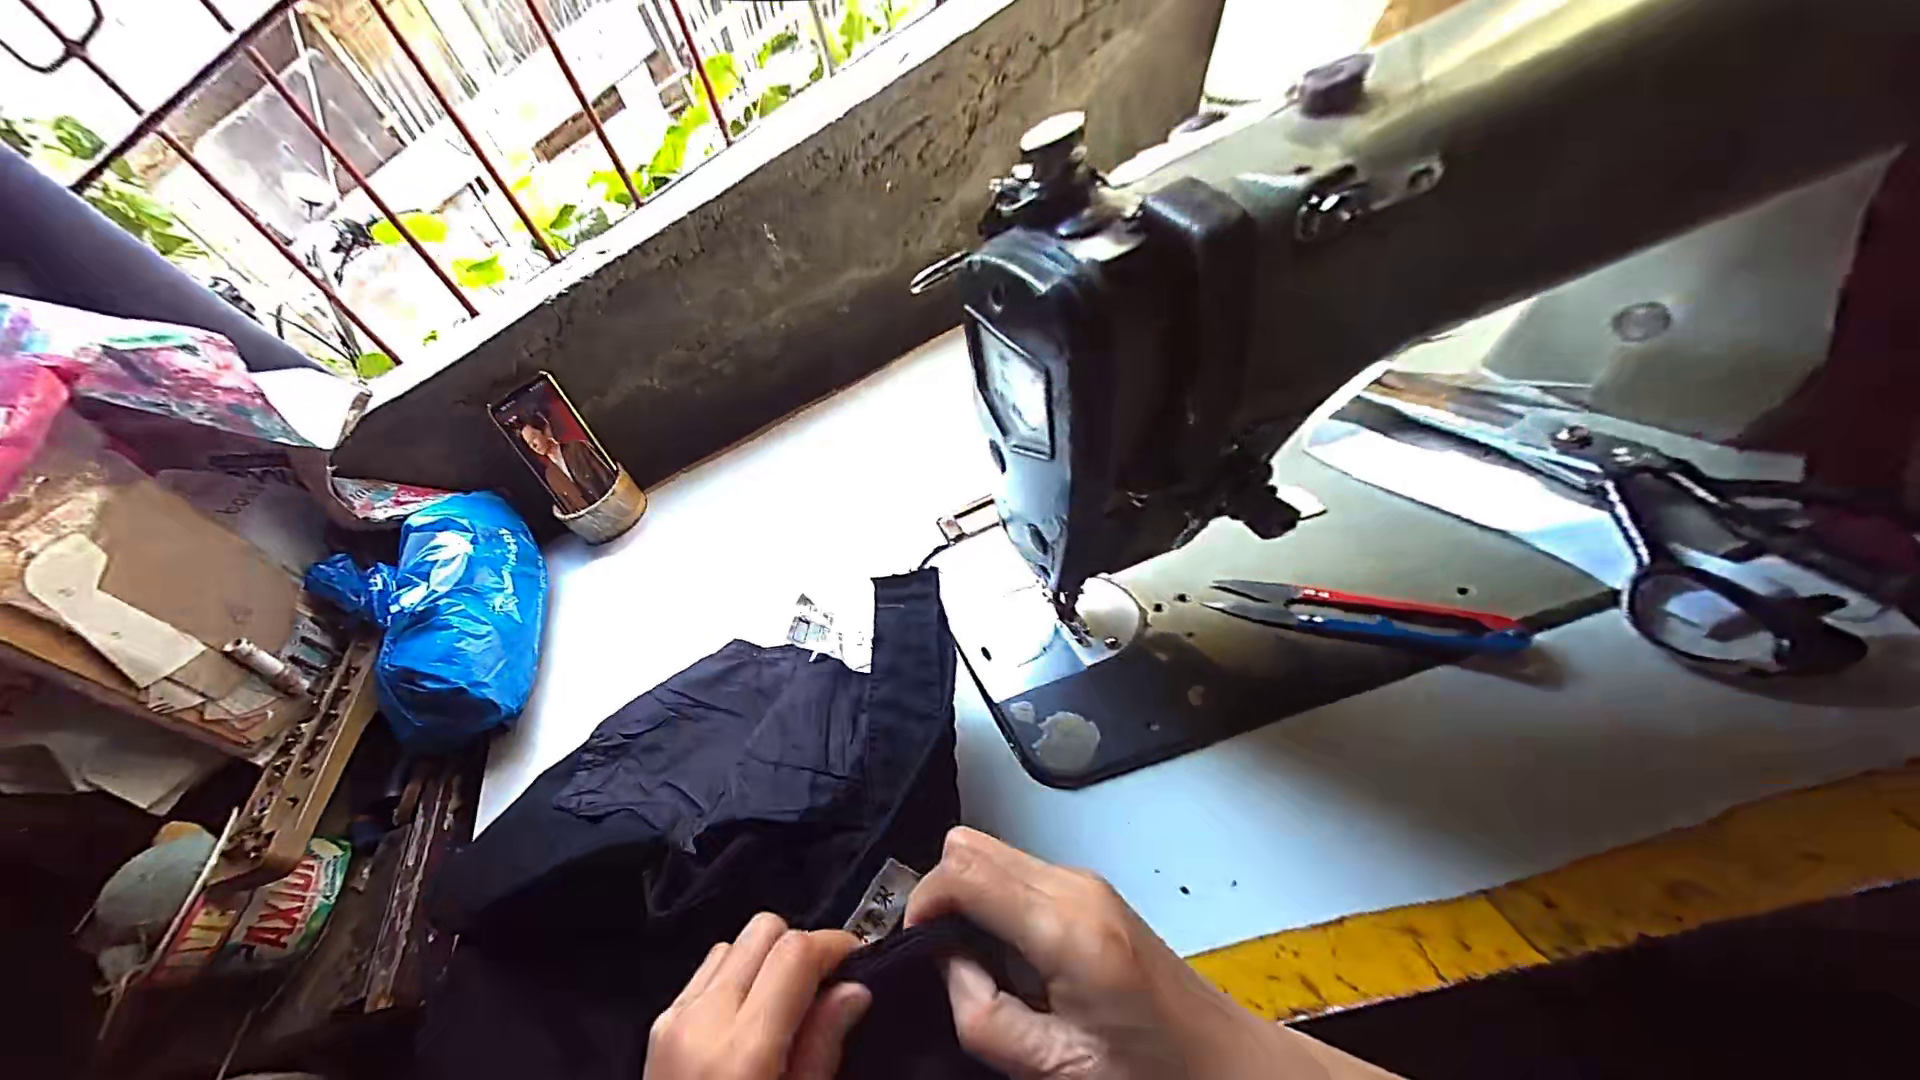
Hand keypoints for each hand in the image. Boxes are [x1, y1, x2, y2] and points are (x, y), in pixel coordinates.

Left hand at [645, 912, 871, 1079]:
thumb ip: (823, 1045)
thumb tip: (854, 988)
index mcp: (741, 1051)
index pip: (795, 951)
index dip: (835, 944)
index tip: (856, 961)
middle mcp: (702, 1021)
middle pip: (765, 930)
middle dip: (801, 947)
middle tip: (821, 987)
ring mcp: (674, 1020)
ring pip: (737, 942)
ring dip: (768, 958)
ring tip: (784, 1003)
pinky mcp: (659, 1027)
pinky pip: (710, 968)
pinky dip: (739, 973)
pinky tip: (750, 1014)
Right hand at [905, 827, 1401, 1079]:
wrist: (1225, 1062)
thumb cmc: (1147, 1074)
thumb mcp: (1056, 1067)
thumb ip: (983, 1014)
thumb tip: (949, 961)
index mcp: (1065, 928)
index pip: (965, 870)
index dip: (923, 900)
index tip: (915, 946)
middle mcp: (1071, 882)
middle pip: (970, 843)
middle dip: (941, 890)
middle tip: (945, 953)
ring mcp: (1082, 877)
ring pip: (991, 849)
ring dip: (967, 891)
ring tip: (981, 959)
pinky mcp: (1086, 885)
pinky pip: (1015, 868)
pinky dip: (993, 894)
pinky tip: (1013, 951)